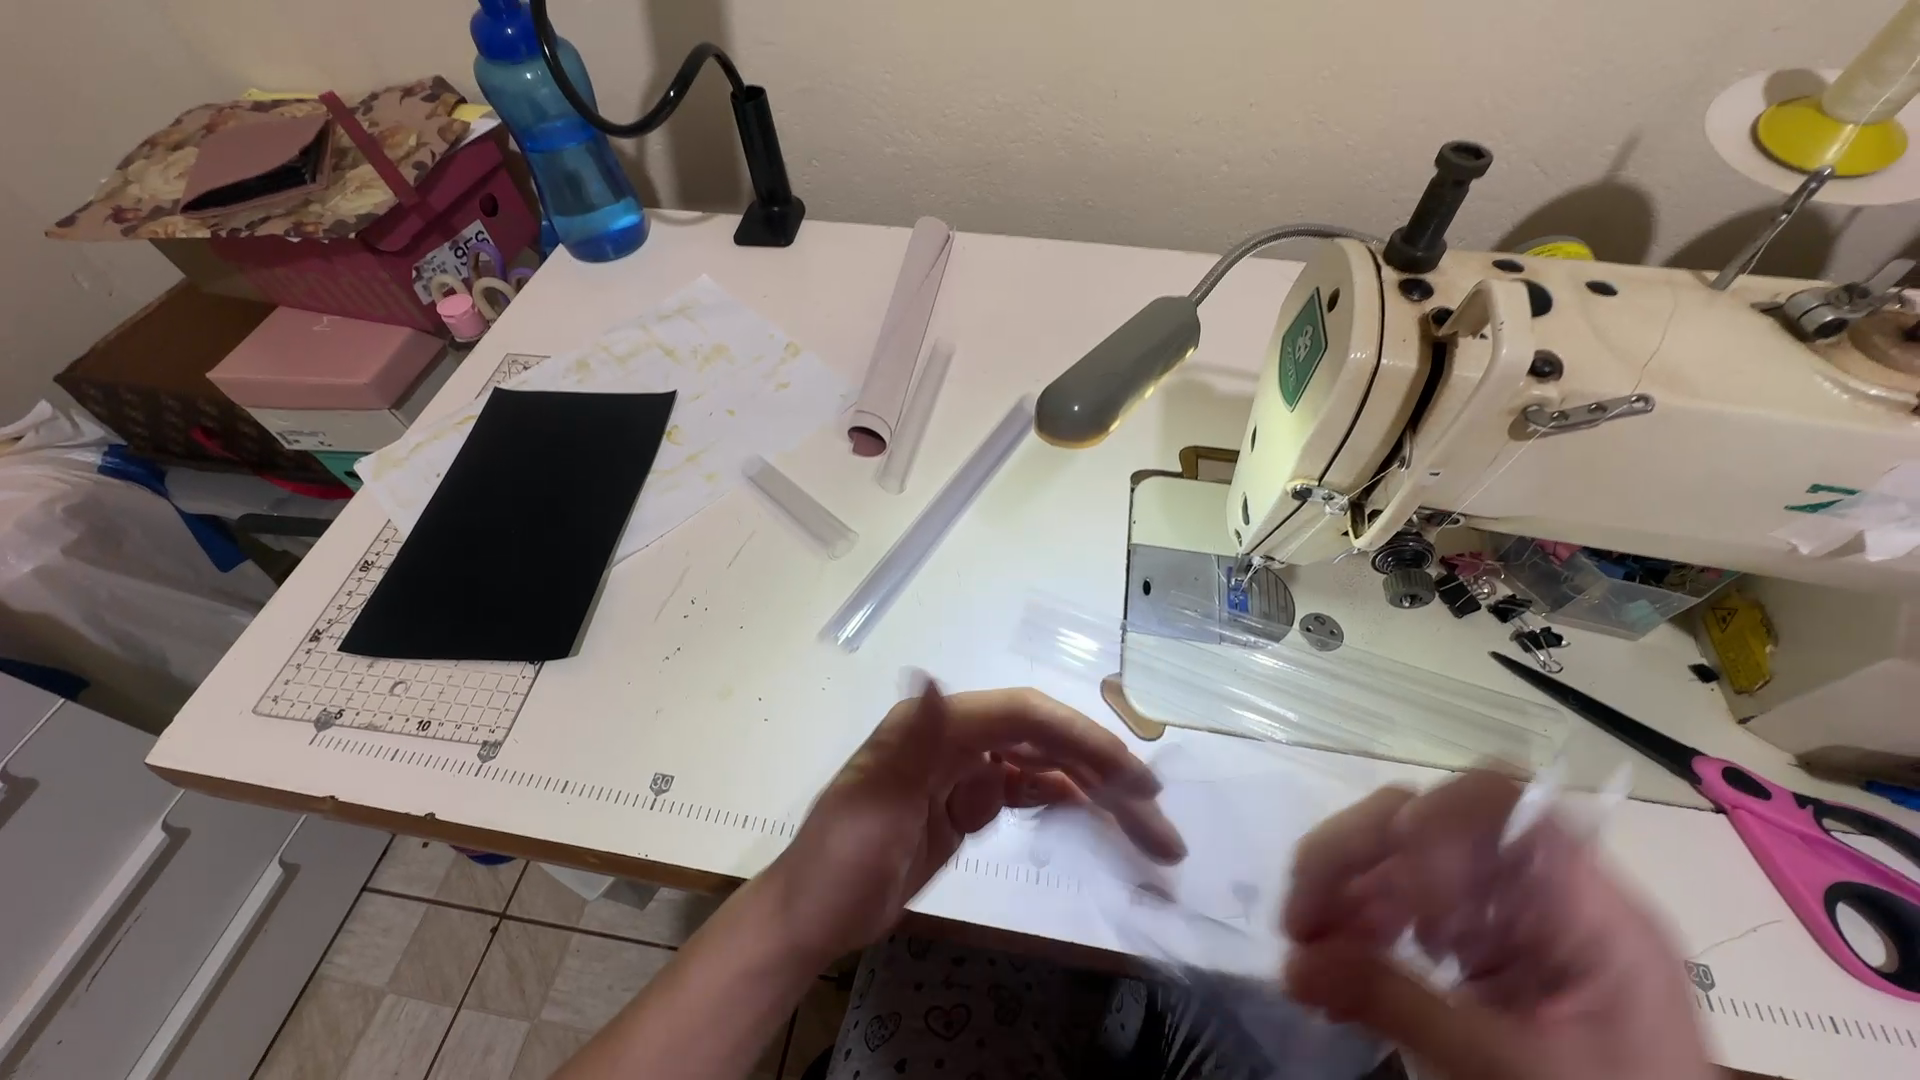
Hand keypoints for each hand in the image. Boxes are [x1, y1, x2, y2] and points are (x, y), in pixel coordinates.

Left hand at [762, 680, 1184, 962]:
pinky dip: (1063, 800)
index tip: (1133, 780)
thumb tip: (930, 676)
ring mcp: (963, 772)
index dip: (1082, 739)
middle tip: (1157, 817)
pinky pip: (1025, 791)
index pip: (1024, 718)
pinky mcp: (967, 805)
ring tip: (1145, 830)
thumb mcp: (873, 805)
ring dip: (1093, 793)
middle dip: (1104, 772)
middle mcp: (954, 738)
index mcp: (934, 727)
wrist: (812, 918)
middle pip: (1043, 741)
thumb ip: (912, 742)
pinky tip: (1095, 815)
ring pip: (1042, 767)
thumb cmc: (839, 862)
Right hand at [1282, 772, 1713, 1079]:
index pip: (1505, 805)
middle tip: (1301, 915)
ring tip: (1306, 943)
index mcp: (1582, 905)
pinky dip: (1358, 922)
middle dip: (1355, 855)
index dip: (1435, 818)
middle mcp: (1538, 891)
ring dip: (1342, 887)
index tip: (1390, 880)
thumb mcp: (1505, 1065)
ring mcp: (1505, 915)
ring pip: (1404, 855)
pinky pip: (1404, 904)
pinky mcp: (1479, 944)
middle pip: (1432, 821)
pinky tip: (1335, 961)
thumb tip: (1292, 964)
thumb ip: (1398, 1005)